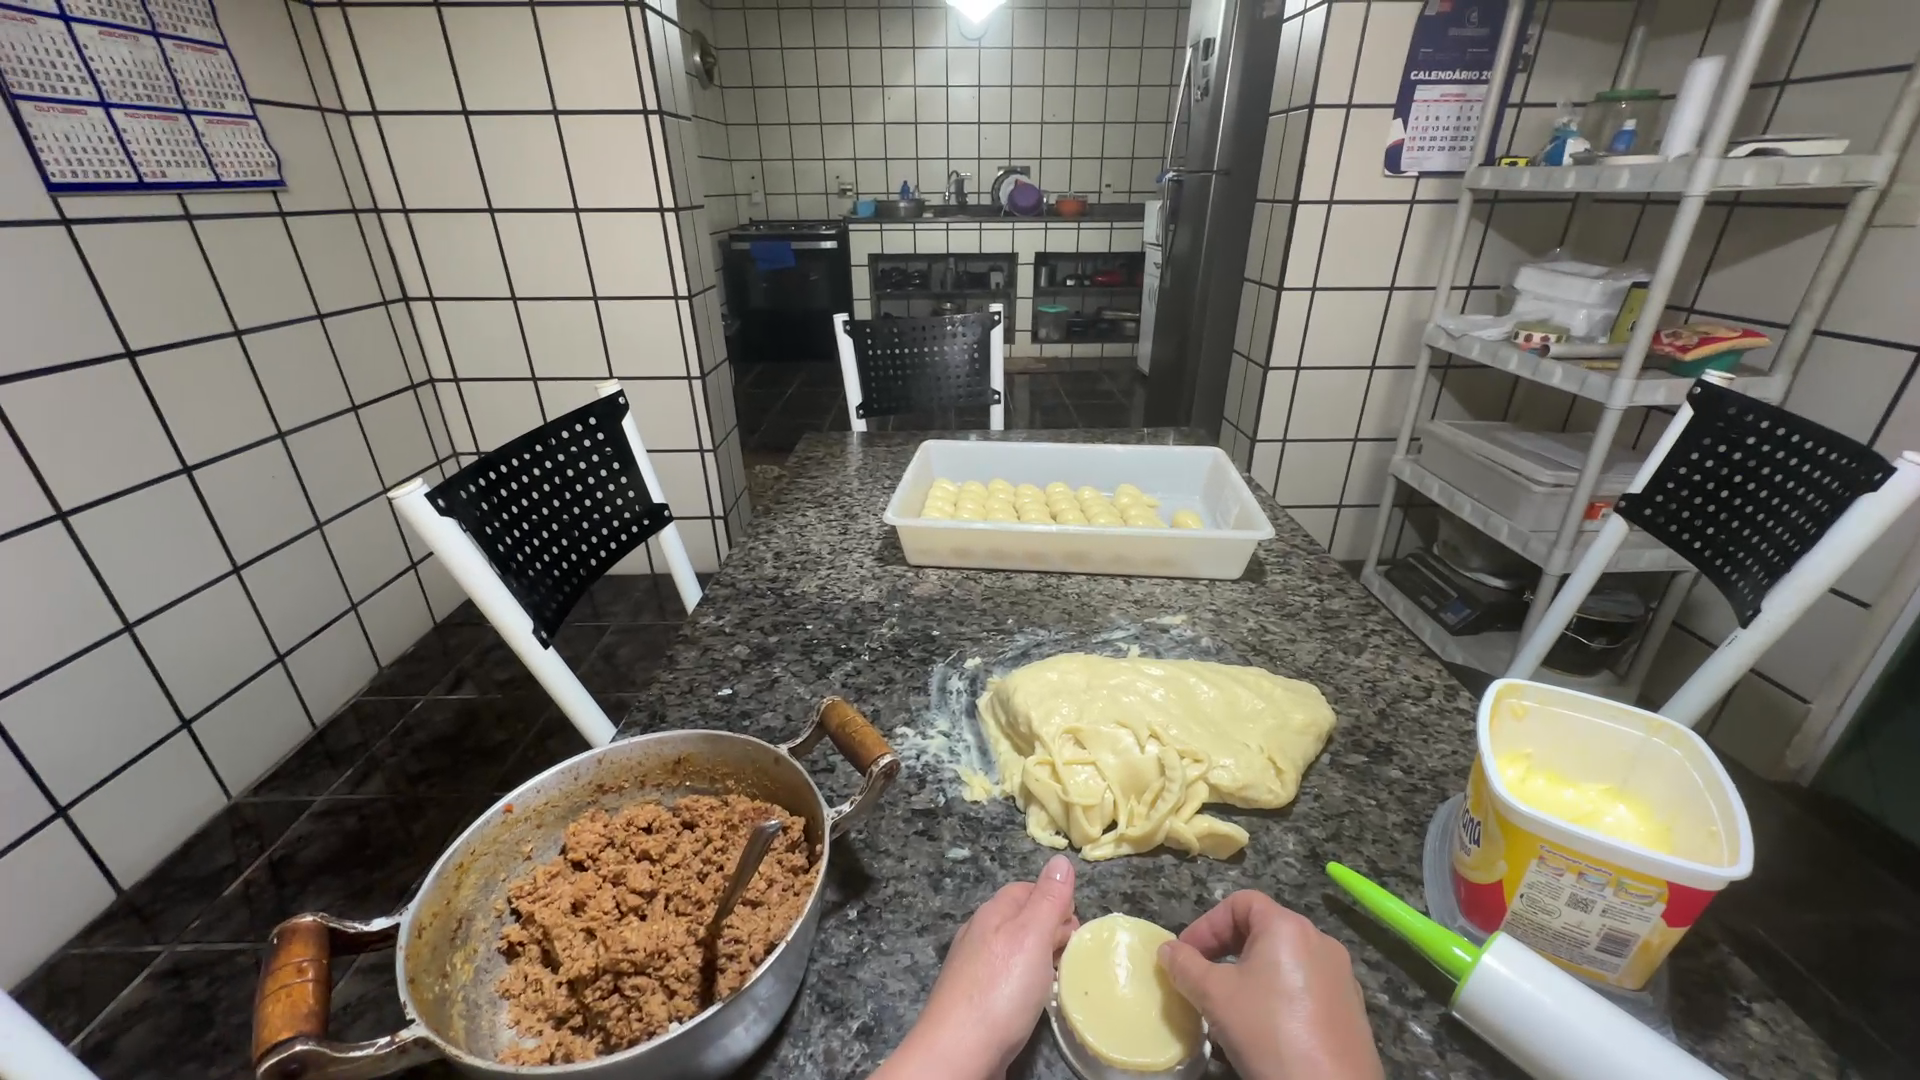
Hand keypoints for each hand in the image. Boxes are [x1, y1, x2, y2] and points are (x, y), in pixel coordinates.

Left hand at [872, 855, 1077, 1079]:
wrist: (956, 1053)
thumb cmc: (999, 990)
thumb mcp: (1031, 936)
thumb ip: (1048, 899)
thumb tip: (1061, 860)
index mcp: (992, 913)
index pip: (1027, 889)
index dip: (1055, 900)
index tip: (1076, 926)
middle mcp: (979, 934)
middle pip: (1022, 919)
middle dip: (1050, 930)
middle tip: (1072, 955)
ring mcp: (973, 968)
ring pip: (1015, 951)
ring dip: (1040, 959)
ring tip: (1058, 980)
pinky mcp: (973, 1000)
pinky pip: (1006, 979)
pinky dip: (1025, 984)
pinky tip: (1032, 1002)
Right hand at [1158, 891, 1382, 1079]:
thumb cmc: (1269, 1034)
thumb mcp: (1214, 997)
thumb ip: (1185, 966)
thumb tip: (1168, 950)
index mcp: (1288, 927)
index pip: (1240, 902)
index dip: (1207, 924)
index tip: (1186, 955)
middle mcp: (1320, 941)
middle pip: (1262, 928)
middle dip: (1225, 949)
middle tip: (1202, 977)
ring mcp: (1341, 977)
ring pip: (1283, 960)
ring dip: (1250, 973)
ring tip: (1230, 1005)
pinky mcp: (1352, 1011)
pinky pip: (1304, 987)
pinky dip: (1278, 995)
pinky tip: (1265, 1028)